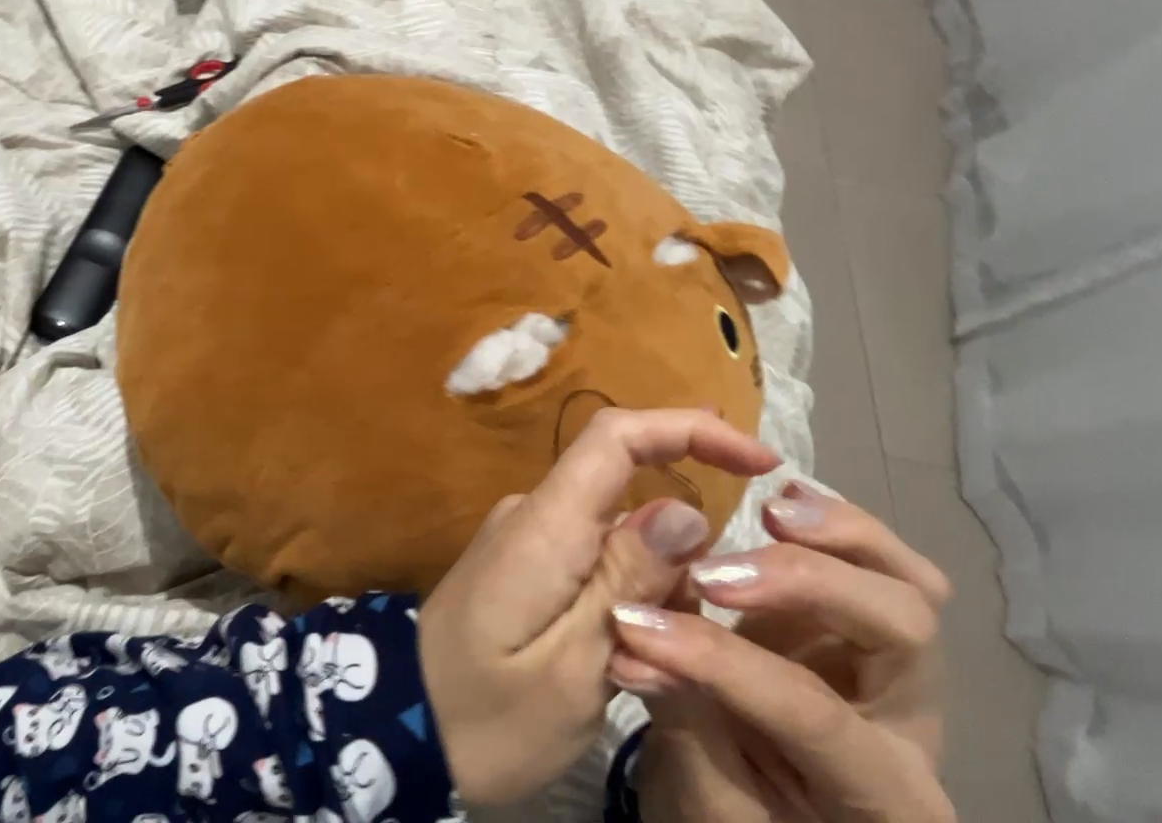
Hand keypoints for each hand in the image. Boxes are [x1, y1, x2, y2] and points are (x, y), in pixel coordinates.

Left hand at [418, 409, 780, 806]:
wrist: (399, 732)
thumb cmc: (486, 716)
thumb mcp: (573, 668)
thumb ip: (628, 583)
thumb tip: (685, 509)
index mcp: (545, 524)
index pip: (617, 436)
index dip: (691, 429)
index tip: (762, 462)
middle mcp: (532, 513)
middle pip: (628, 485)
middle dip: (685, 541)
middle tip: (710, 621)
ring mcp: (524, 538)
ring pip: (616, 530)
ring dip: (656, 582)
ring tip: (655, 663)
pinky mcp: (522, 566)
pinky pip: (591, 556)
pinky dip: (628, 594)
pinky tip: (629, 656)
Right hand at [611, 482, 955, 821]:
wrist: (760, 815)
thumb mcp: (703, 800)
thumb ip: (681, 710)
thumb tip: (633, 628)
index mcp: (888, 798)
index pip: (813, 712)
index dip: (720, 662)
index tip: (634, 625)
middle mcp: (914, 722)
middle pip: (903, 628)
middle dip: (802, 583)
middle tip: (710, 572)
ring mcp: (895, 667)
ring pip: (906, 581)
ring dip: (837, 536)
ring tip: (767, 508)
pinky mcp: (857, 627)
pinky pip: (879, 564)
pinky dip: (836, 525)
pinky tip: (782, 499)